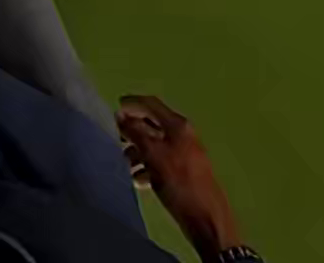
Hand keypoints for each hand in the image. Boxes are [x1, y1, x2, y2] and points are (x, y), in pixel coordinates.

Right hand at [117, 95, 242, 260]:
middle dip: (133, 129)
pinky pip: (162, 161)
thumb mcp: (152, 154)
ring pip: (156, 144)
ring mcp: (186, 154)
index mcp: (178, 125)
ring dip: (138, 150)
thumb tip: (120, 116)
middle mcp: (183, 135)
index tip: (115, 108)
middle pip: (153, 124)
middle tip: (117, 136)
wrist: (208, 221)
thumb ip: (135, 132)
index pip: (151, 104)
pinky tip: (138, 179)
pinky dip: (148, 165)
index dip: (132, 103)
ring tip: (125, 162)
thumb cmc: (179, 182)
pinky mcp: (186, 173)